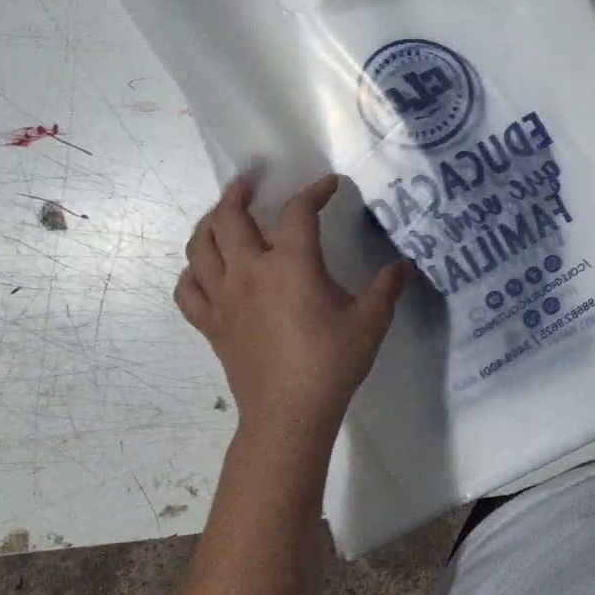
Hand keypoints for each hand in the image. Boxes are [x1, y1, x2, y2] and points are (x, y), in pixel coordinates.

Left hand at [177, 174, 412, 450]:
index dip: (314, 192)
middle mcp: (250, 273)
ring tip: (223, 213)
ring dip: (209, 223)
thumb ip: (388, 286)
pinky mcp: (210, 324)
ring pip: (200, 247)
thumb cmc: (333, 361)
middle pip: (229, 219)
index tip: (330, 185)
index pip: (298, 212)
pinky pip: (188, 289)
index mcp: (292, 265)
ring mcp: (223, 298)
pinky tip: (204, 268)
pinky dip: (193, 270)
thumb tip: (405, 265)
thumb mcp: (372, 319)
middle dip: (238, 194)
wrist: (289, 413)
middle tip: (250, 182)